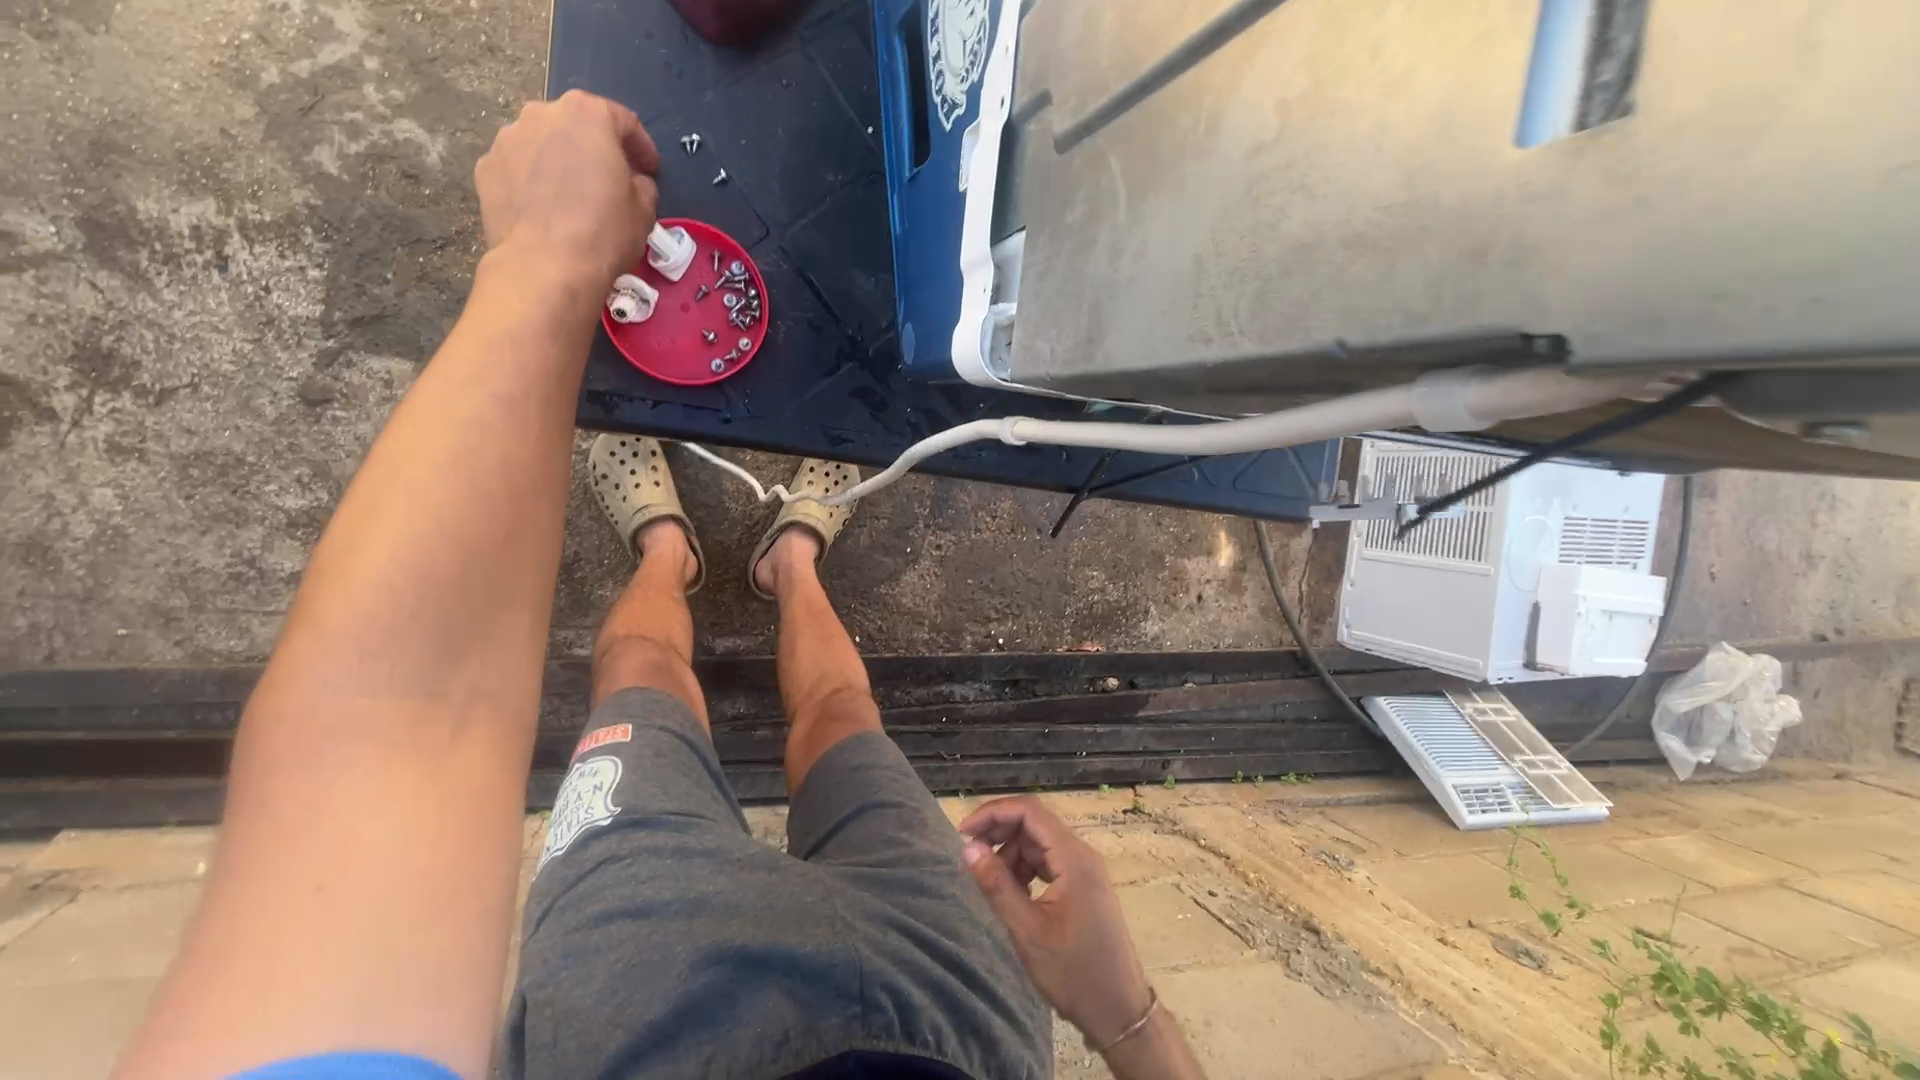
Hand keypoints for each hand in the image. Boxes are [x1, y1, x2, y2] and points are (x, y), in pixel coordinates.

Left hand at [473, 90, 660, 290]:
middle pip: (577, 124)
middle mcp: (541, 114)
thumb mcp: (643, 209)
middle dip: (596, 148)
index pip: (623, 120)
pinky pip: (519, 167)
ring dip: (561, 161)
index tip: (650, 169)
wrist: (545, 266)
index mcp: (587, 114)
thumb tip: (631, 182)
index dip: (642, 146)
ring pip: (543, 143)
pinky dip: (534, 180)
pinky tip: (546, 209)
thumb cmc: (603, 232)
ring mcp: (507, 138)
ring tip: (573, 195)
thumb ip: (641, 184)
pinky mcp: (486, 168)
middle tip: (610, 179)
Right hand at [958, 796, 1154, 1046]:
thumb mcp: (1027, 930)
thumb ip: (997, 884)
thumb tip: (968, 848)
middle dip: (999, 832)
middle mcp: (1082, 855)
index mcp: (1073, 857)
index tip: (962, 833)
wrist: (1119, 1010)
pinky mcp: (1083, 887)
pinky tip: (1011, 893)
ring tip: (990, 882)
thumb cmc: (1074, 972)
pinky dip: (1025, 870)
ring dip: (1011, 854)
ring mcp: (1085, 871)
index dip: (993, 813)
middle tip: (970, 855)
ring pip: (1039, 843)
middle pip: (1034, 823)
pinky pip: (1048, 863)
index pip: (1029, 811)